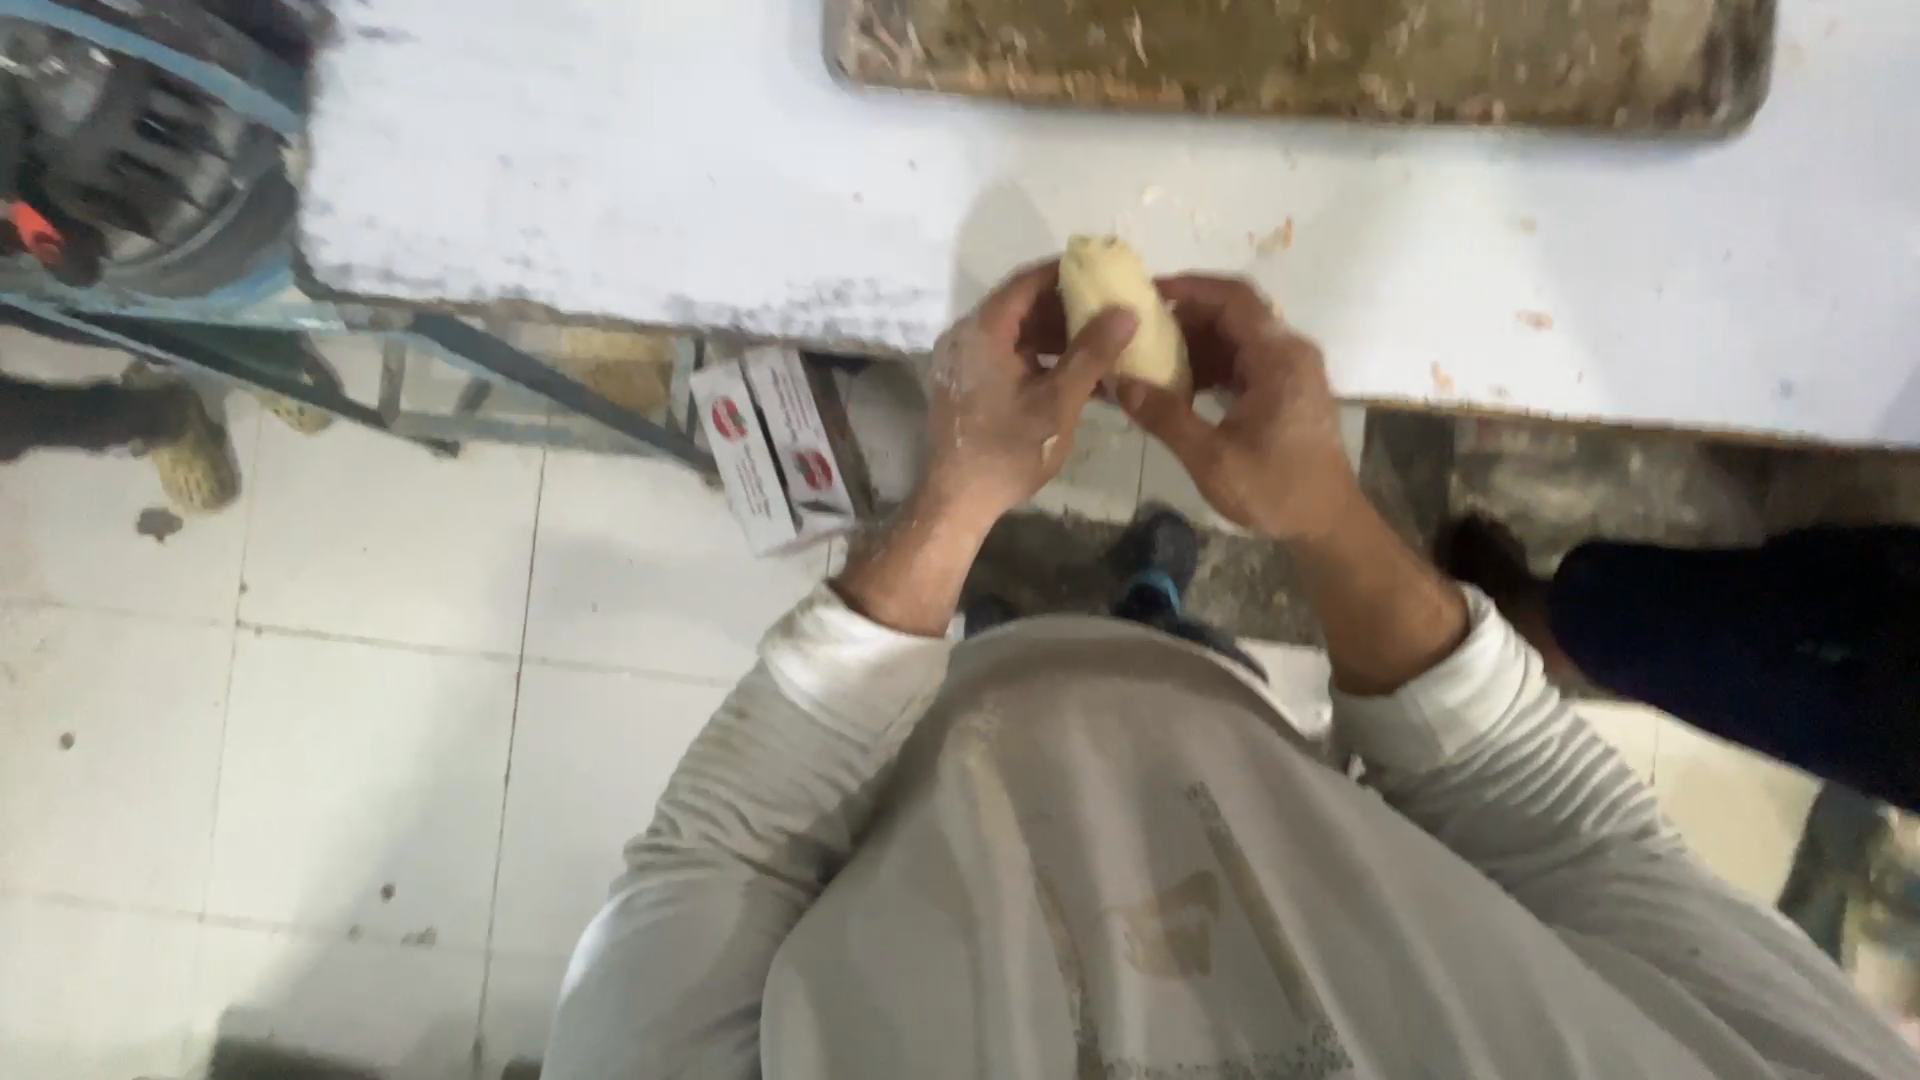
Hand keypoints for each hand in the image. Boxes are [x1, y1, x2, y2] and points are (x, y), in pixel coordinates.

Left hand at [921, 259, 1137, 532]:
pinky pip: (1005, 358)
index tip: (1103, 274)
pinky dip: (1037, 360)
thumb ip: (1092, 352)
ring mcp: (962, 362)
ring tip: (1098, 344)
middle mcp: (965, 337)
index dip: (1066, 274)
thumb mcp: (1058, 401)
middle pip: (1020, 306)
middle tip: (1108, 310)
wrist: (957, 499)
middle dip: (1065, 308)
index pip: (1027, 282)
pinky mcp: (965, 385)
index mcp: (983, 331)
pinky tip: (1072, 375)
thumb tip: (1126, 311)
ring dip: (1054, 337)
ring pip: (1014, 334)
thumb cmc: (1008, 450)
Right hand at [1116, 275, 1357, 540]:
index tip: (1146, 292)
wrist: (1326, 522)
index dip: (1190, 288)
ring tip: (1148, 358)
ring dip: (1193, 345)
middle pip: (1233, 314)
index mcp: (1278, 358)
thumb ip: (1166, 417)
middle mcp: (1288, 353)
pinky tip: (1177, 387)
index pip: (1234, 299)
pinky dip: (1208, 367)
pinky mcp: (1283, 391)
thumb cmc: (1275, 490)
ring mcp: (1289, 371)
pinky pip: (1241, 363)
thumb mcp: (1212, 458)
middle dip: (1183, 318)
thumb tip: (1120, 383)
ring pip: (1235, 339)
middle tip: (1137, 330)